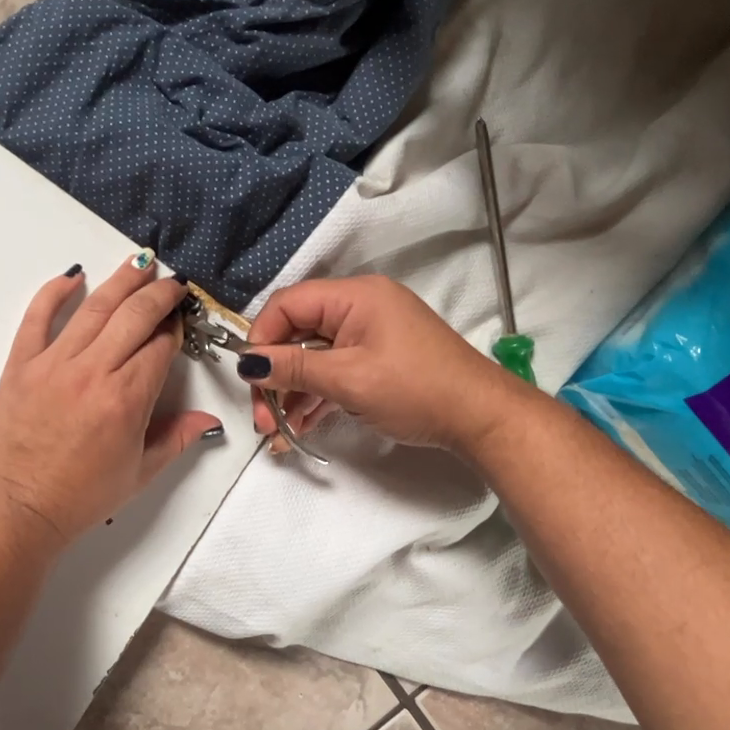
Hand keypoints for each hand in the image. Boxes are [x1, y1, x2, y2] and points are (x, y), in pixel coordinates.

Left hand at [0, 253, 223, 552]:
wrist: (18, 508)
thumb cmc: (80, 497)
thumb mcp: (138, 473)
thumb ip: (175, 438)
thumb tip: (210, 420)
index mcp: (127, 400)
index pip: (160, 346)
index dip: (175, 330)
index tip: (180, 321)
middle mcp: (93, 372)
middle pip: (134, 316)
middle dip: (159, 294)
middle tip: (172, 282)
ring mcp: (53, 364)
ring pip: (94, 308)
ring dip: (121, 281)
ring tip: (140, 262)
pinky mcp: (21, 365)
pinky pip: (37, 317)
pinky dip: (54, 292)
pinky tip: (73, 276)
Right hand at [239, 275, 540, 453]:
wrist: (482, 420)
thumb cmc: (416, 390)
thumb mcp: (348, 380)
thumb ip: (293, 368)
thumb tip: (247, 363)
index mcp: (354, 297)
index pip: (287, 304)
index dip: (261, 338)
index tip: (249, 378)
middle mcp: (358, 308)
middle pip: (295, 335)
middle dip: (273, 377)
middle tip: (261, 417)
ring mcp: (367, 336)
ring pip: (311, 359)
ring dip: (290, 394)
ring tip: (275, 433)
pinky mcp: (374, 362)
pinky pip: (331, 373)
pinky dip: (313, 398)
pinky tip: (296, 428)